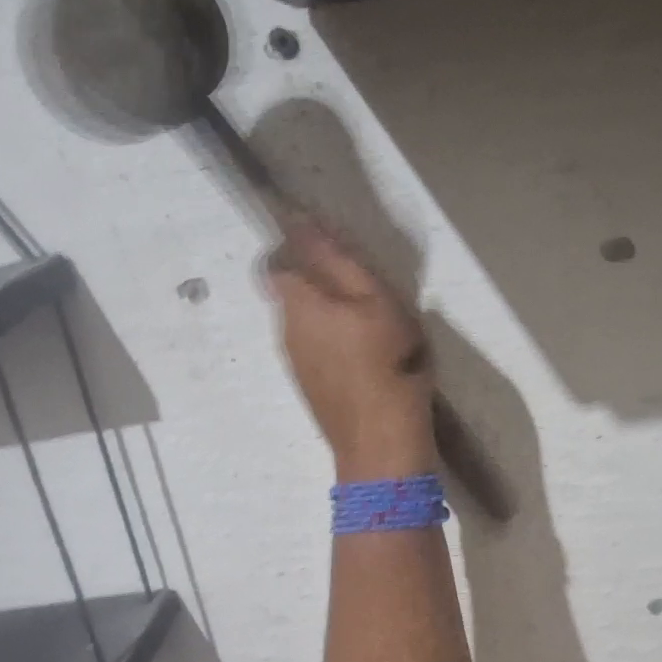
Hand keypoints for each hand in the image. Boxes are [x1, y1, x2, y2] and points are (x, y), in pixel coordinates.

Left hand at [267, 217, 435, 481]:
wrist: (381, 442)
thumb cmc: (385, 362)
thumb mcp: (373, 300)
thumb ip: (337, 259)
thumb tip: (300, 220)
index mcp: (296, 304)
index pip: (276, 262)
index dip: (299, 252)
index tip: (334, 254)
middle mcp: (285, 332)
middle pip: (295, 295)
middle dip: (324, 288)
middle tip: (370, 293)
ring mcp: (296, 365)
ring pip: (308, 326)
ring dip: (333, 319)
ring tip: (378, 330)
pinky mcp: (311, 389)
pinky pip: (318, 352)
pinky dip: (338, 347)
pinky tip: (371, 361)